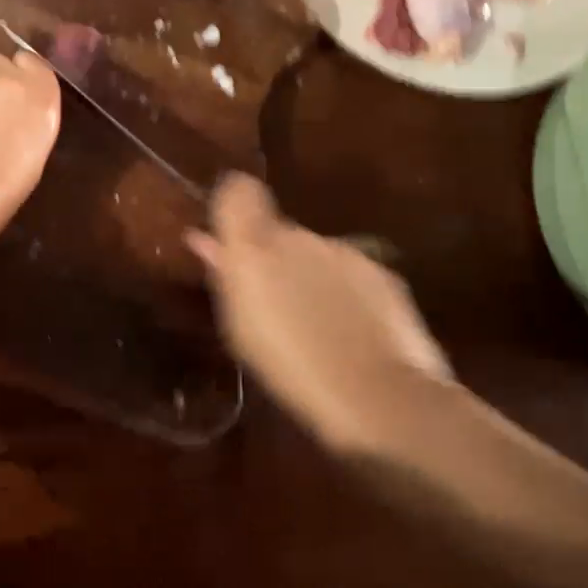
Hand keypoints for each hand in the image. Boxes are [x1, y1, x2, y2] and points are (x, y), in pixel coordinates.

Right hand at [187, 173, 450, 441]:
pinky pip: (350, 275)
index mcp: (254, 245)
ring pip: (315, 254)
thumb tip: (205, 240)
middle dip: (273, 258)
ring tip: (315, 328)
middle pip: (277, 230)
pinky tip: (351, 335)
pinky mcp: (383, 273)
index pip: (237, 191)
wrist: (380, 396)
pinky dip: (345, 295)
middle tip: (272, 305)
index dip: (234, 205)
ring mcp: (344, 252)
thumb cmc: (290, 366)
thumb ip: (223, 276)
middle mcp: (298, 236)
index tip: (231, 237)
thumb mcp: (239, 327)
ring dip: (310, 277)